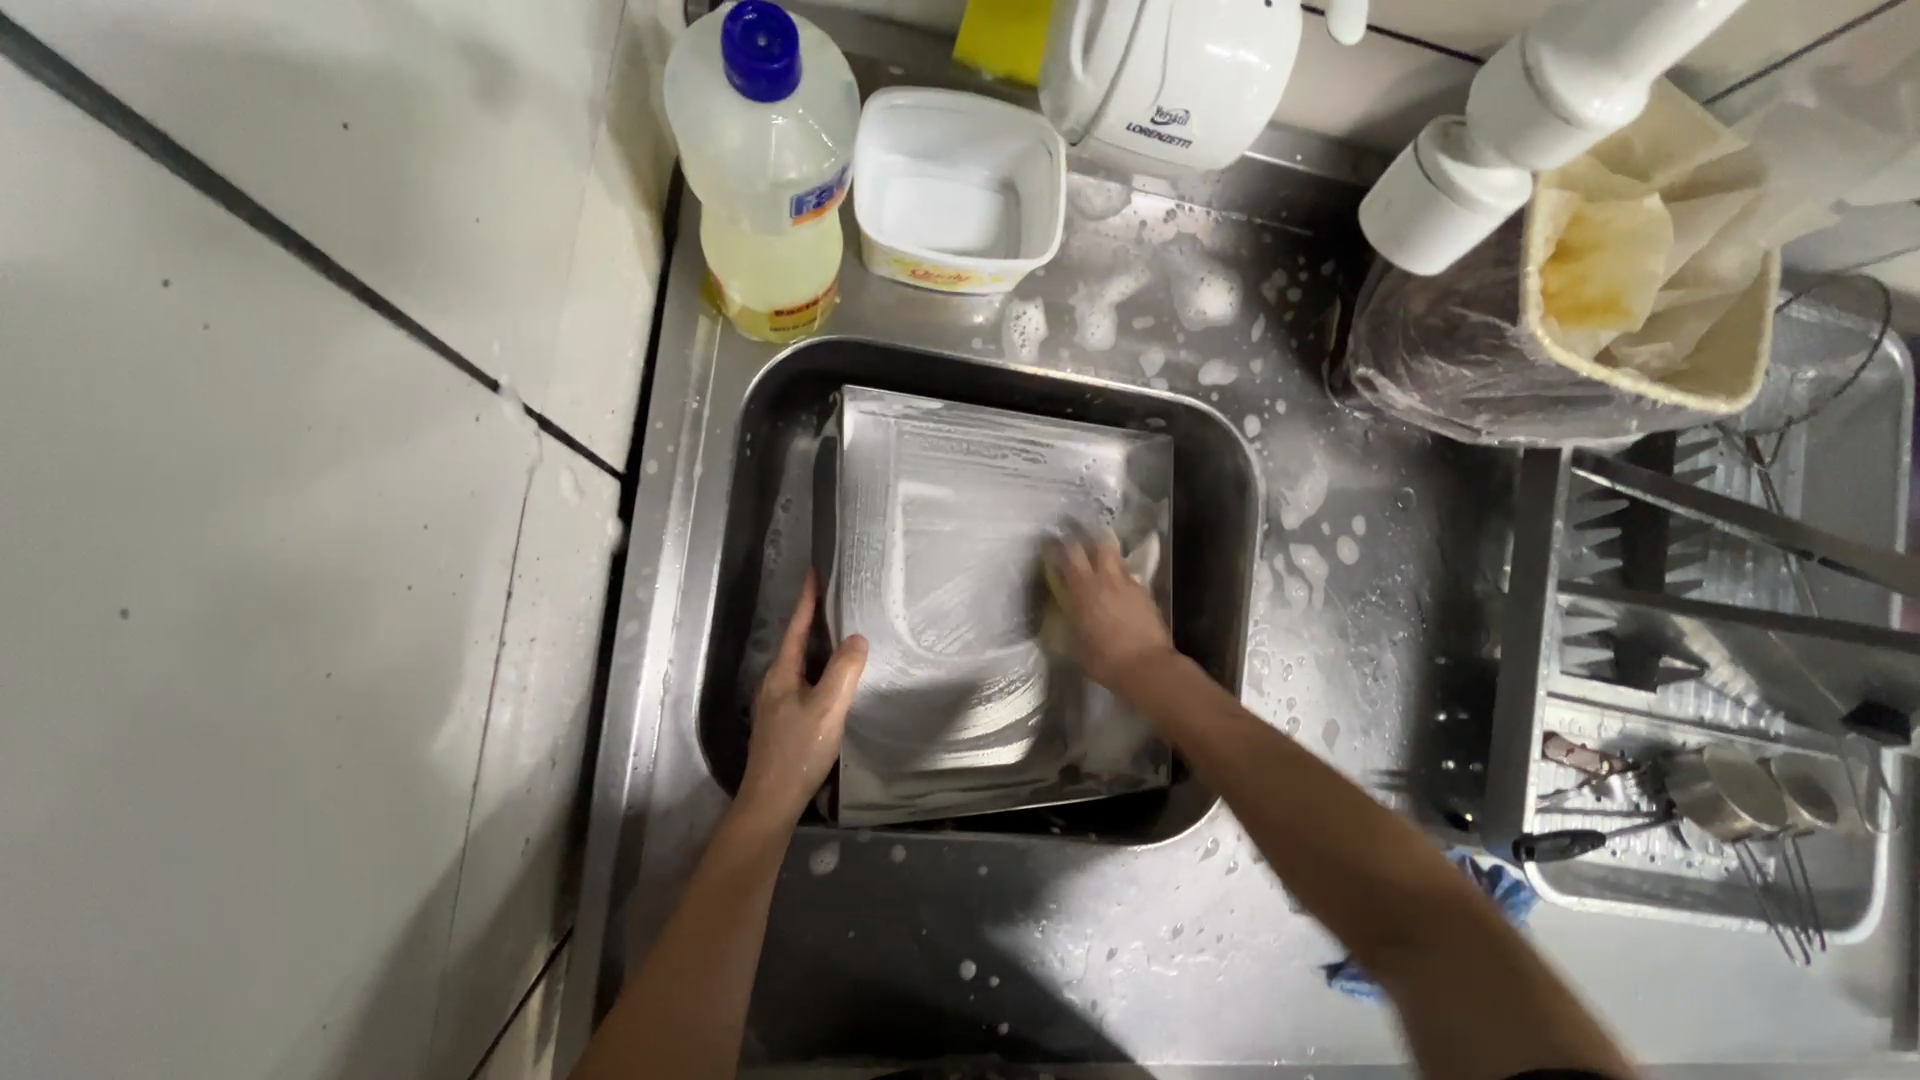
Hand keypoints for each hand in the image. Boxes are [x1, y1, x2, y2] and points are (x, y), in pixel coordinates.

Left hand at [740, 570, 867, 823]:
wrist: (771, 800)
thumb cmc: (799, 750)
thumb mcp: (828, 707)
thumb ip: (844, 671)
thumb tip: (856, 638)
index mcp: (782, 673)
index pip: (797, 628)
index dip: (807, 600)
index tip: (814, 572)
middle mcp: (774, 683)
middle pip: (797, 645)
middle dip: (814, 621)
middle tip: (836, 600)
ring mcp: (776, 705)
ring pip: (801, 666)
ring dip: (819, 649)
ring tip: (841, 636)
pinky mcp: (783, 723)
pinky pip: (804, 685)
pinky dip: (820, 673)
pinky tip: (835, 683)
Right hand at [1050, 536, 1176, 692]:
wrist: (1146, 666)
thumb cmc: (1104, 659)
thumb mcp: (1076, 643)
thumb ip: (1071, 621)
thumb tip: (1067, 613)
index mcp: (1083, 589)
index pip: (1070, 554)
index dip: (1060, 545)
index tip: (1053, 542)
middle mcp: (1106, 580)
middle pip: (1100, 544)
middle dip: (1089, 540)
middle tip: (1081, 544)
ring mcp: (1129, 584)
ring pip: (1117, 558)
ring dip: (1107, 558)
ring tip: (1101, 566)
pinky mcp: (1146, 594)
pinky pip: (1130, 577)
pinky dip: (1122, 579)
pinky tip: (1120, 592)